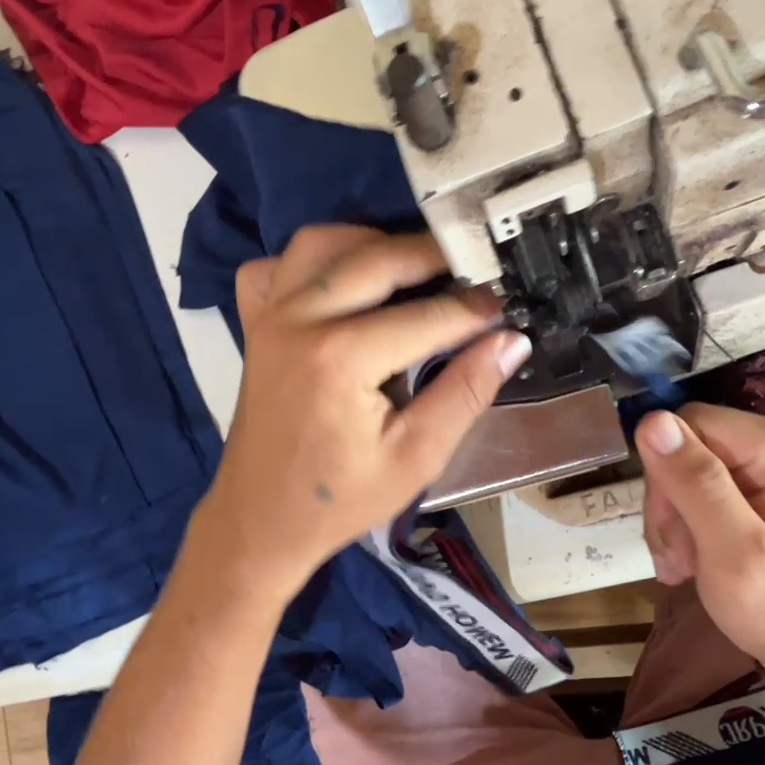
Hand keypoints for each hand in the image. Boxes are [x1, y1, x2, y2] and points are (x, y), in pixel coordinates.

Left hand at [188, 226, 531, 598]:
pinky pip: (275, 267)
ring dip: (372, 244)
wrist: (261, 520)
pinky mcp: (253, 324)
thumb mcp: (416, 457)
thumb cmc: (340, 498)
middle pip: (376, 258)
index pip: (427, 315)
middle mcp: (299, 322)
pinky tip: (340, 284)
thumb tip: (512, 340)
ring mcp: (268, 317)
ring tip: (413, 268)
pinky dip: (310, 263)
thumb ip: (465, 392)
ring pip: (321, 244)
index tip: (508, 303)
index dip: (475, 306)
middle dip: (432, 256)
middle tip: (472, 268)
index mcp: (340, 359)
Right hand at [634, 405, 764, 690]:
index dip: (667, 472)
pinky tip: (689, 561)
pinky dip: (681, 526)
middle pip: (685, 445)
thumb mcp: (737, 555)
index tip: (670, 533)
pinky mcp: (754, 486)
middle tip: (676, 559)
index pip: (692, 424)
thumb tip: (651, 421)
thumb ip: (697, 486)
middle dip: (669, 503)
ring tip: (682, 567)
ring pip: (681, 467)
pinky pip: (693, 486)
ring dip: (671, 521)